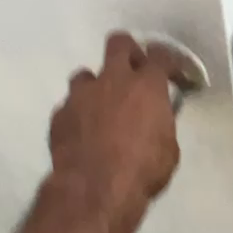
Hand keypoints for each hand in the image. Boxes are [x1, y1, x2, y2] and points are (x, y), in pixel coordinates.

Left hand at [47, 32, 182, 213]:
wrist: (95, 189)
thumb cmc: (143, 171)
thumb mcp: (168, 150)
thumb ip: (161, 126)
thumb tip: (156, 123)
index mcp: (147, 87)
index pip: (161, 56)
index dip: (169, 61)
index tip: (173, 73)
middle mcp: (113, 80)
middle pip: (119, 43)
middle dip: (128, 52)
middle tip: (134, 72)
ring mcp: (81, 95)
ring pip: (86, 75)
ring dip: (96, 87)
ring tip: (102, 108)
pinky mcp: (60, 115)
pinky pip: (70, 106)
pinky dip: (78, 115)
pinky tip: (83, 134)